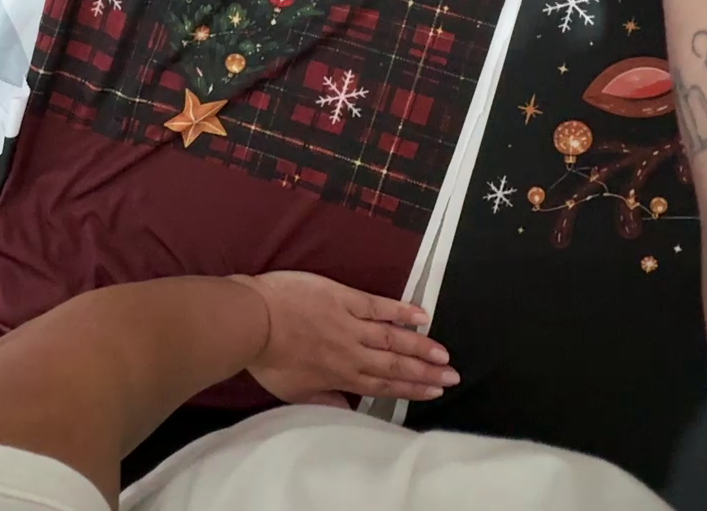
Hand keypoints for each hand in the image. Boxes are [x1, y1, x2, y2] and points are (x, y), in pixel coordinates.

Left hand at [234, 271, 457, 406]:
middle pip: (395, 365)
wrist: (254, 320)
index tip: (434, 392)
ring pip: (392, 338)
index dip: (410, 389)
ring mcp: (349, 324)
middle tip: (452, 376)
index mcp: (340, 376)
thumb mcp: (292, 391)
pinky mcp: (343, 297)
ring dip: (420, 346)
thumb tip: (345, 408)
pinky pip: (378, 305)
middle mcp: (351, 353)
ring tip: (443, 353)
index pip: (382, 386)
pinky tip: (420, 313)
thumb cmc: (267, 357)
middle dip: (425, 372)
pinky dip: (400, 310)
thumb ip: (322, 398)